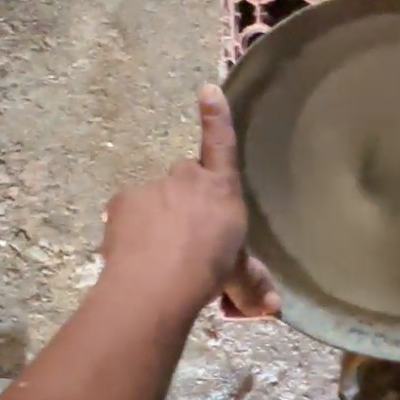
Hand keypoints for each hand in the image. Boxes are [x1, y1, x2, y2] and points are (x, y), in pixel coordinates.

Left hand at [98, 85, 279, 313]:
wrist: (157, 282)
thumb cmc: (208, 271)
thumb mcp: (236, 277)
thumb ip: (253, 285)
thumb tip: (274, 311)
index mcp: (221, 189)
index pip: (221, 143)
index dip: (217, 115)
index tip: (208, 88)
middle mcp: (187, 178)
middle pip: (186, 181)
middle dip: (185, 203)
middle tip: (186, 241)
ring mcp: (153, 187)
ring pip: (156, 199)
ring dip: (158, 219)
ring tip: (159, 257)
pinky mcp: (124, 201)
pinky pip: (131, 213)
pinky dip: (133, 230)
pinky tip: (136, 255)